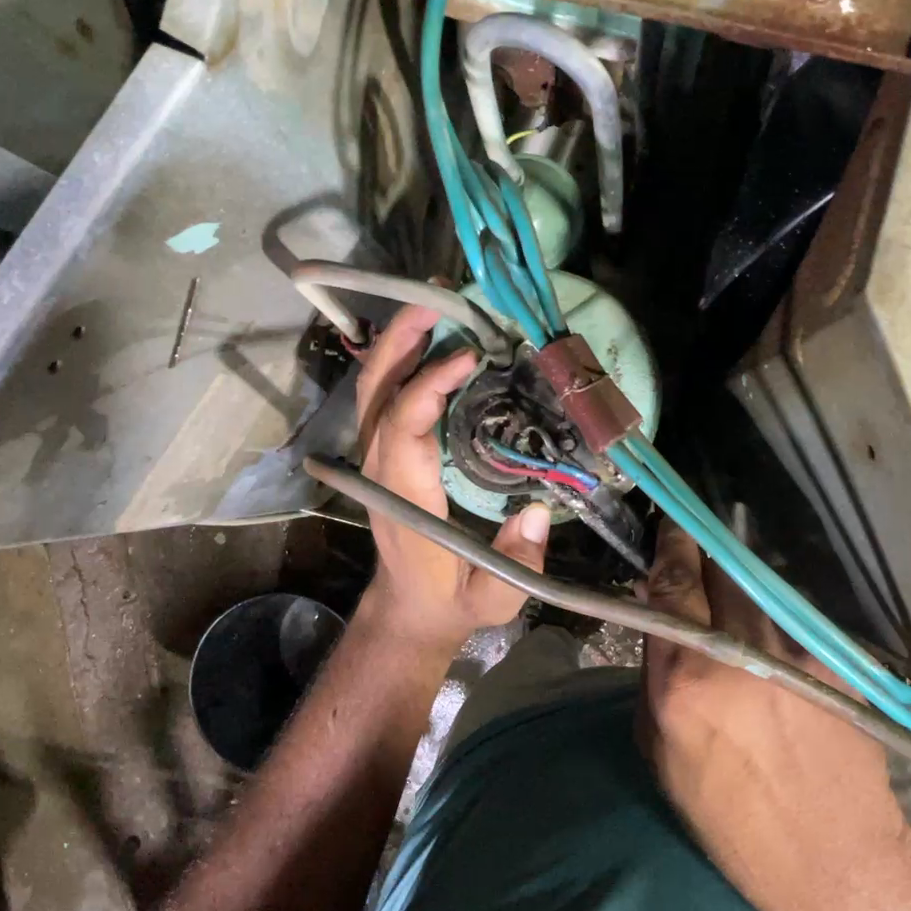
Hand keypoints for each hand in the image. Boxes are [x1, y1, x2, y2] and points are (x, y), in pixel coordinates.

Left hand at [354, 305, 550, 644]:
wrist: (410, 610)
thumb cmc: (452, 602)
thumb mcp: (492, 598)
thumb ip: (515, 562)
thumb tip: (538, 512)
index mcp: (406, 499)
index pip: (403, 430)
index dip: (427, 387)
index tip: (466, 356)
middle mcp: (382, 472)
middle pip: (376, 395)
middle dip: (400, 343)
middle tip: (437, 300)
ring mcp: (377, 463)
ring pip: (372, 393)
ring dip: (396, 346)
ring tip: (432, 306)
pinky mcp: (385, 459)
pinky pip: (383, 403)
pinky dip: (398, 366)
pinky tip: (426, 343)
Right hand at [637, 520, 910, 910]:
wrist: (836, 861)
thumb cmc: (731, 820)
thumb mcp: (661, 754)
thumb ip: (655, 678)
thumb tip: (659, 622)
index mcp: (683, 682)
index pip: (672, 586)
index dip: (670, 546)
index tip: (669, 525)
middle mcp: (737, 654)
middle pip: (719, 570)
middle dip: (706, 551)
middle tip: (699, 544)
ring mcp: (793, 655)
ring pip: (761, 590)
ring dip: (743, 583)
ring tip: (737, 589)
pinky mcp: (835, 664)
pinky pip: (794, 622)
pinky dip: (778, 619)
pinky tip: (778, 640)